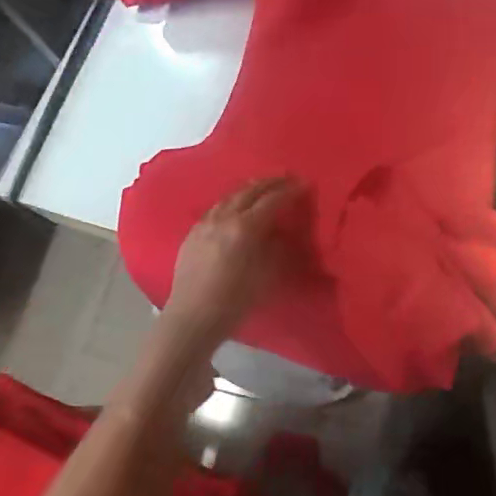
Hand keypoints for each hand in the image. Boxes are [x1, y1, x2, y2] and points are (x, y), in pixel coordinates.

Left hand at [160, 177, 303, 348]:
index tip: (304, 184)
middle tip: (286, 178)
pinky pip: (215, 209)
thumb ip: (274, 250)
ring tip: (262, 187)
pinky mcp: (191, 234)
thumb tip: (280, 234)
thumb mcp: (265, 277)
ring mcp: (204, 224)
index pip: (271, 201)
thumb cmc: (234, 303)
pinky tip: (234, 207)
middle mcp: (222, 219)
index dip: (289, 191)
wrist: (192, 318)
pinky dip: (230, 202)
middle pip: (248, 191)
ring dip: (248, 189)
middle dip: (269, 183)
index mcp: (244, 229)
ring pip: (228, 197)